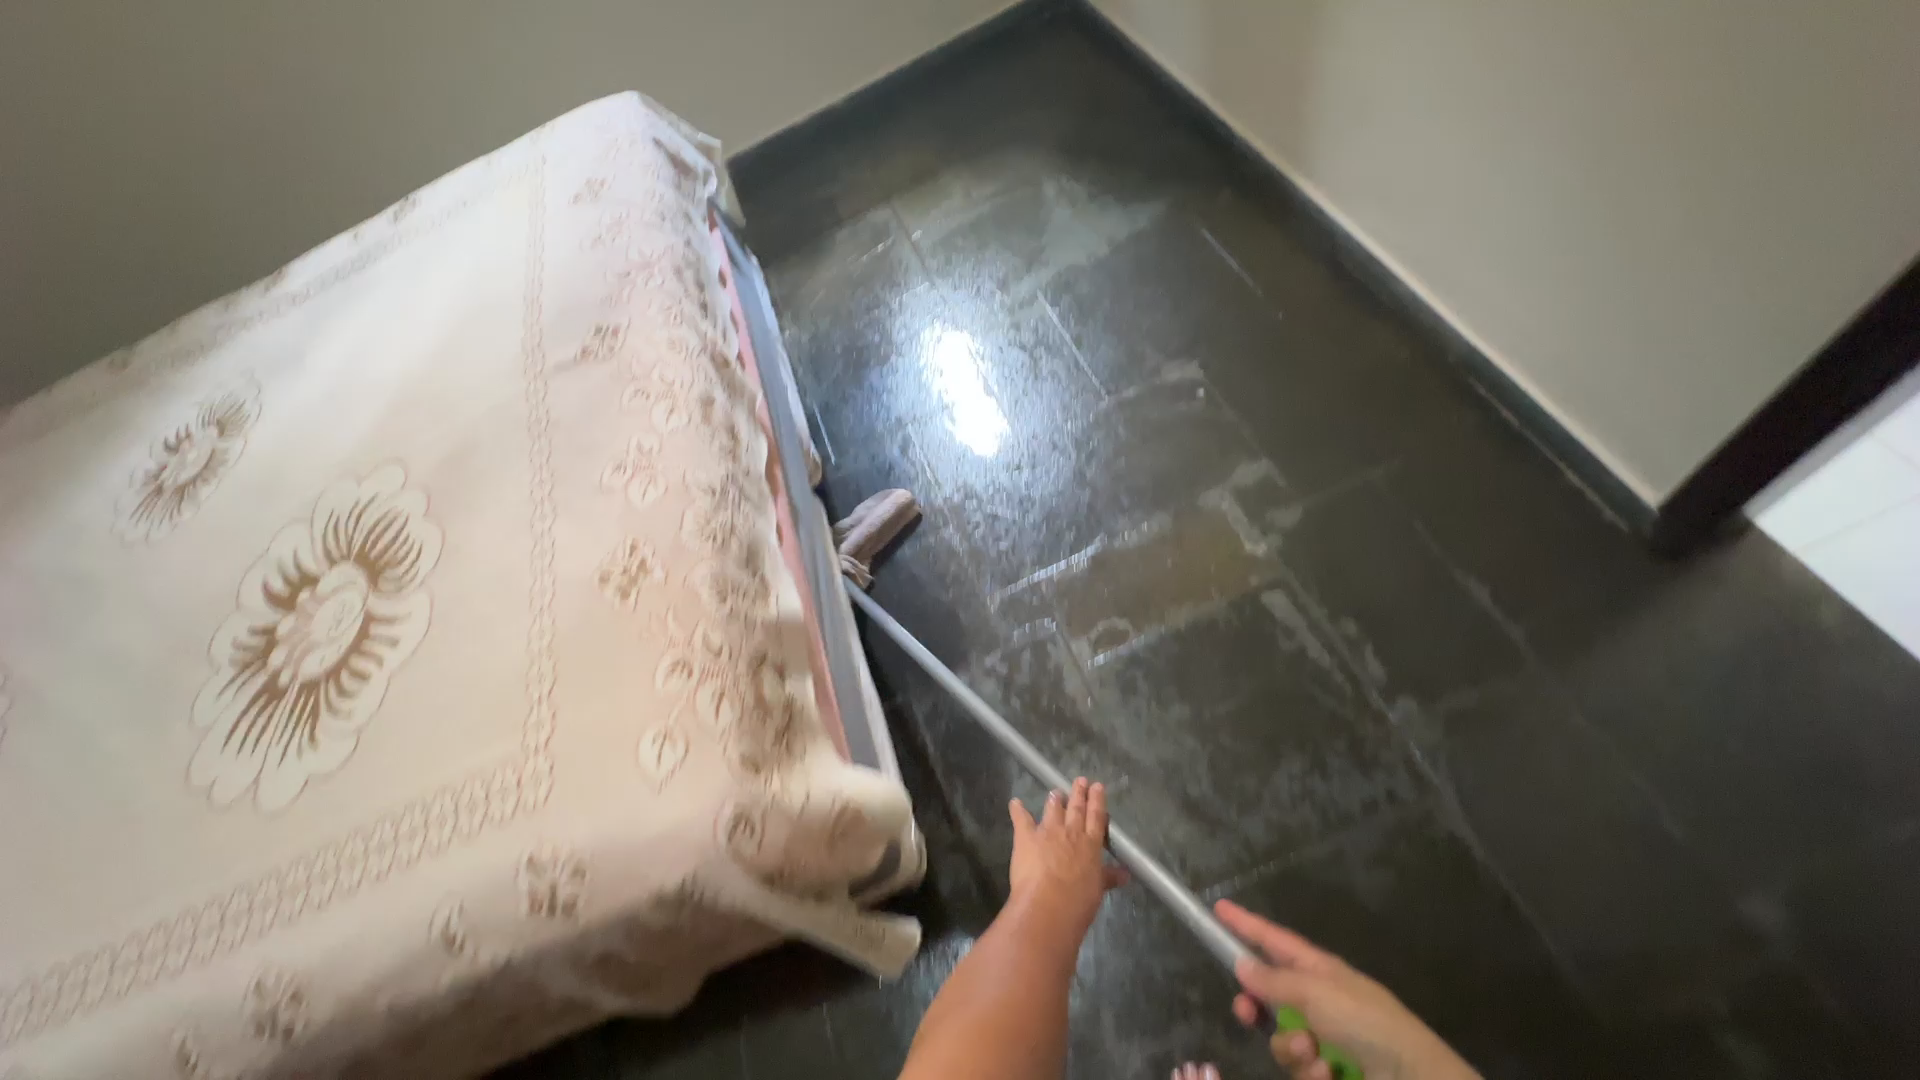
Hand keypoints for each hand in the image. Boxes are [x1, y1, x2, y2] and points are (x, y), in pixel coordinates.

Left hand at [1007, 778, 1128, 937]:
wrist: (1049, 903)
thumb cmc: (1078, 901)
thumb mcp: (1098, 889)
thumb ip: (1109, 877)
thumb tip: (1126, 874)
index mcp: (1091, 844)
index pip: (1096, 817)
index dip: (1097, 800)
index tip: (1097, 786)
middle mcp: (1071, 832)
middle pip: (1076, 808)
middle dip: (1079, 793)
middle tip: (1080, 779)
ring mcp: (1048, 831)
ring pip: (1052, 809)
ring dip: (1054, 799)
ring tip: (1055, 792)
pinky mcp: (1026, 836)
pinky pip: (1021, 819)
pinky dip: (1017, 810)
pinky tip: (1015, 803)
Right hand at [1215, 900, 1479, 1079]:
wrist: (1411, 1079)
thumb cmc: (1366, 1023)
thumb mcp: (1315, 992)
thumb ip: (1273, 980)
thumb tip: (1241, 964)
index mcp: (1318, 969)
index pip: (1273, 940)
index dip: (1245, 924)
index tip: (1218, 908)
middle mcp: (1318, 1000)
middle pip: (1268, 994)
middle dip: (1254, 1005)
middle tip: (1246, 1012)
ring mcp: (1324, 1038)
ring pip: (1280, 1037)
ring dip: (1291, 1047)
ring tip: (1314, 1054)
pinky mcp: (1328, 1071)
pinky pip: (1300, 1067)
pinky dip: (1311, 1072)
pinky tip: (1329, 1075)